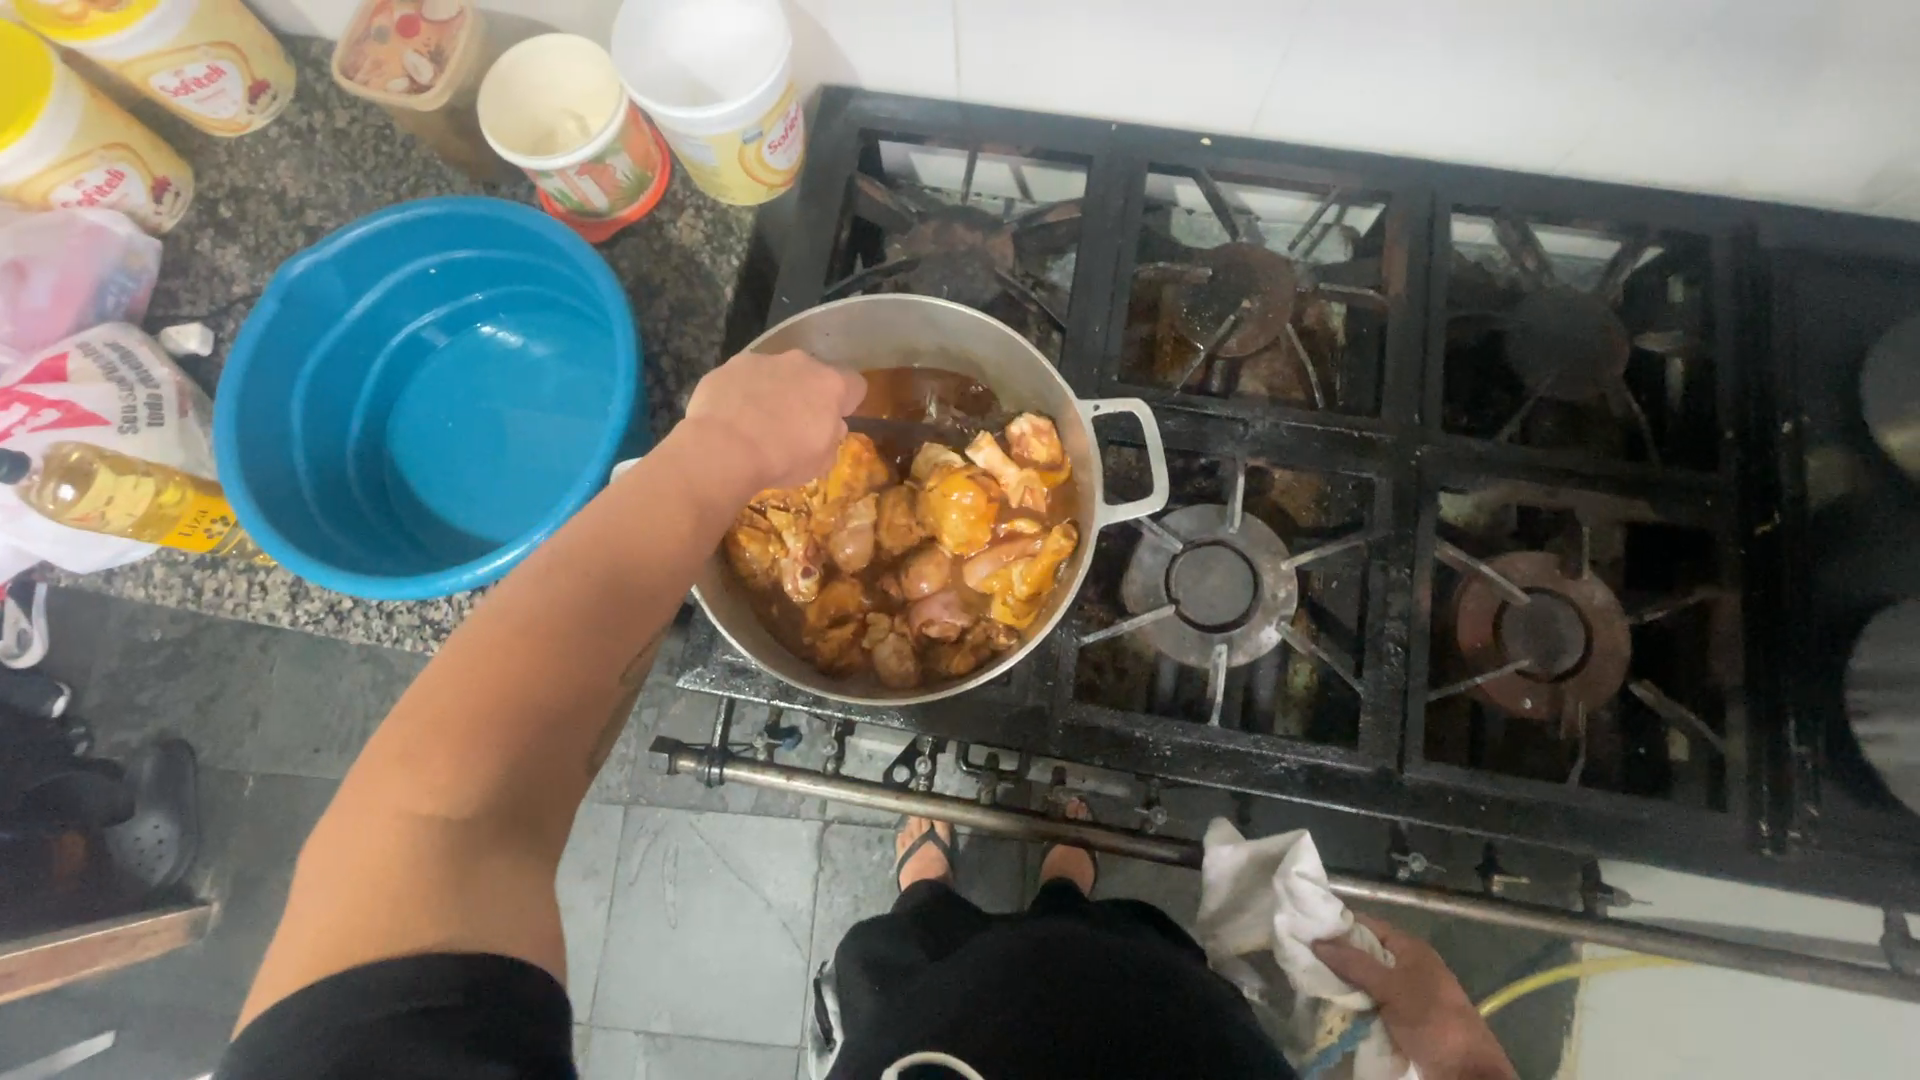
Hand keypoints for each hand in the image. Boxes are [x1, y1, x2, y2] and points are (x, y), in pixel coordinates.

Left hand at [681, 349, 866, 491]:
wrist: (724, 449)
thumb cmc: (783, 459)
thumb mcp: (822, 462)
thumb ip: (832, 438)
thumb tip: (831, 426)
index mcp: (831, 384)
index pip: (855, 385)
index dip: (847, 404)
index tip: (834, 422)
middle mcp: (801, 363)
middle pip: (814, 374)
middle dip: (809, 394)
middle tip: (795, 424)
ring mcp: (764, 360)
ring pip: (778, 372)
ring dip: (776, 390)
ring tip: (759, 422)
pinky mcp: (730, 365)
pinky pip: (745, 377)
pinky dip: (744, 392)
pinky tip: (733, 417)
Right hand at [1312, 913, 1516, 1079]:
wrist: (1467, 1075)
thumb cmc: (1433, 1021)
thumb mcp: (1392, 989)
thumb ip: (1355, 963)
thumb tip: (1316, 941)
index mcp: (1410, 949)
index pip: (1367, 925)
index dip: (1339, 925)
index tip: (1308, 929)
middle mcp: (1407, 965)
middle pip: (1364, 952)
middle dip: (1337, 956)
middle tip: (1304, 956)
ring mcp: (1405, 993)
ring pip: (1365, 979)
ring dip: (1343, 982)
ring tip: (1311, 978)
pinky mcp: (1401, 1017)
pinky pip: (1370, 1001)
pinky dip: (1353, 1002)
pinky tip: (1331, 1002)